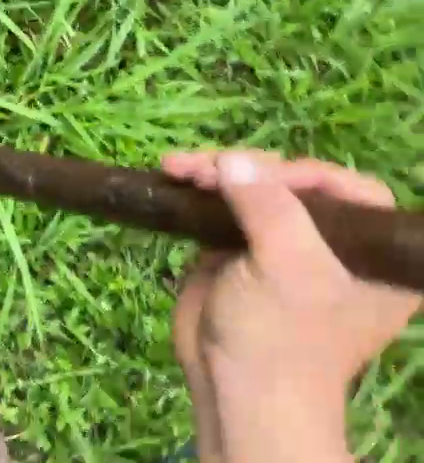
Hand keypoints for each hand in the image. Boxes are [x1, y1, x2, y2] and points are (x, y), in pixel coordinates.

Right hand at [163, 149, 419, 461]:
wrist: (235, 379)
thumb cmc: (282, 333)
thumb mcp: (289, 269)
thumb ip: (271, 211)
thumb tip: (233, 159)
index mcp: (370, 257)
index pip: (353, 192)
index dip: (307, 174)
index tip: (258, 174)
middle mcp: (329, 247)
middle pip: (291, 183)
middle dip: (244, 168)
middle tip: (201, 169)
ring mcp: (277, 246)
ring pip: (249, 187)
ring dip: (210, 170)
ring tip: (174, 168)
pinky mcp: (232, 247)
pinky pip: (217, 203)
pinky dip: (193, 186)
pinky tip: (169, 176)